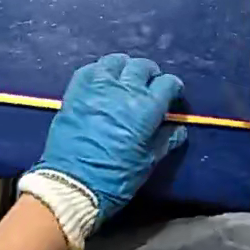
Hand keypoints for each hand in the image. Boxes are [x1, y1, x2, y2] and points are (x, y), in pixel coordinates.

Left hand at [20, 54, 185, 249]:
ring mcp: (98, 90)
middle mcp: (125, 91)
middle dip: (150, 74)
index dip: (173, 89)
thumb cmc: (116, 178)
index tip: (171, 97)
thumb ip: (167, 140)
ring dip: (124, 68)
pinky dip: (98, 72)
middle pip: (143, 66)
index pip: (168, 83)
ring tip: (124, 79)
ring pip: (115, 61)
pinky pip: (88, 71)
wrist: (71, 188)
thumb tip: (179, 128)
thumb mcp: (149, 162)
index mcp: (147, 108)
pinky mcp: (75, 94)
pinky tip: (101, 81)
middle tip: (148, 86)